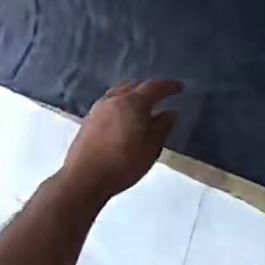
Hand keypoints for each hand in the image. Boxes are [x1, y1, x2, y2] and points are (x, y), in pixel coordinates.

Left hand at [60, 79, 182, 198]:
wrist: (83, 179)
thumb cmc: (123, 163)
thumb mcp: (151, 148)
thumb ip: (163, 127)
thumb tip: (171, 113)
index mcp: (133, 103)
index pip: (154, 87)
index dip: (169, 86)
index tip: (180, 86)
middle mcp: (114, 100)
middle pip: (135, 85)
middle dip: (150, 87)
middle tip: (163, 93)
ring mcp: (99, 108)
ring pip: (120, 91)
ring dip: (134, 92)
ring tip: (143, 101)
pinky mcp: (89, 119)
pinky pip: (110, 101)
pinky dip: (122, 100)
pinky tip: (124, 114)